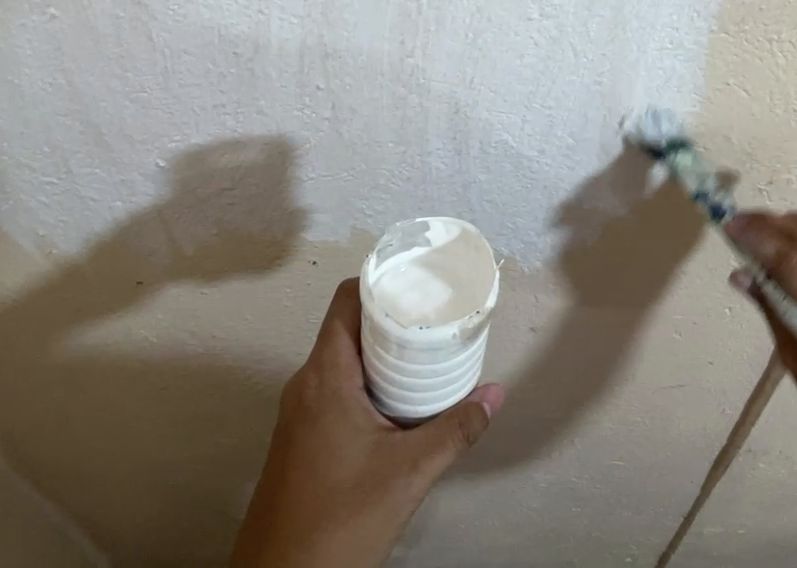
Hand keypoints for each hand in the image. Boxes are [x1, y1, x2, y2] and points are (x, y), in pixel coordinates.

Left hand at [231, 279, 504, 567]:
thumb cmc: (340, 518)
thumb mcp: (409, 472)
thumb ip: (455, 428)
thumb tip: (497, 393)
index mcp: (325, 376)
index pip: (347, 300)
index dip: (381, 281)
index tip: (419, 279)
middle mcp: (305, 383)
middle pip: (347, 326)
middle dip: (391, 316)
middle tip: (435, 313)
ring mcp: (299, 411)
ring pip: (341, 358)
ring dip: (380, 350)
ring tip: (425, 350)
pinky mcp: (300, 436)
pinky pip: (335, 385)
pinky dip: (367, 378)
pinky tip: (399, 397)